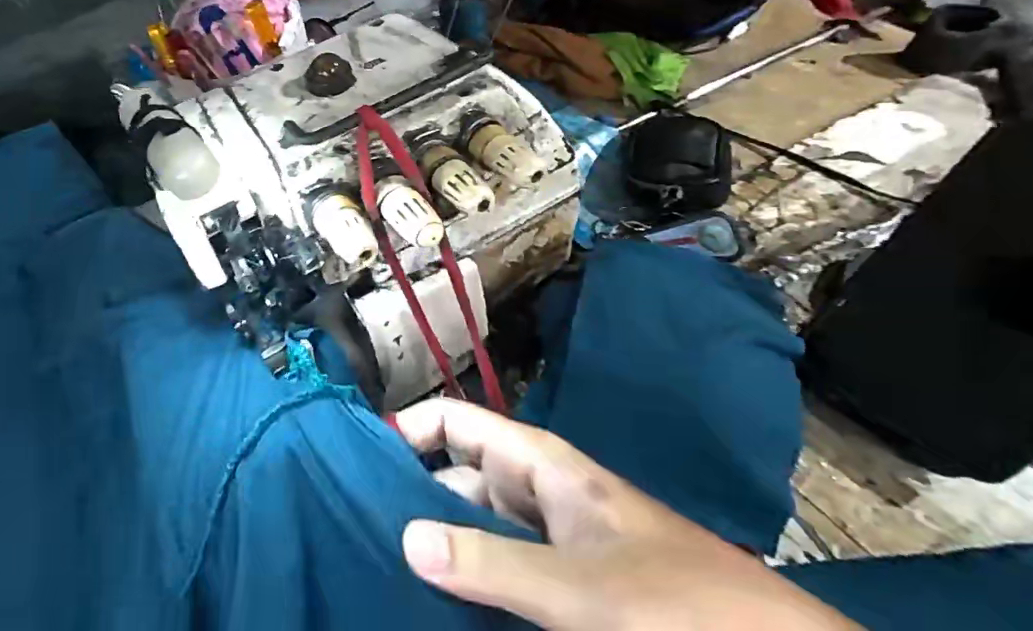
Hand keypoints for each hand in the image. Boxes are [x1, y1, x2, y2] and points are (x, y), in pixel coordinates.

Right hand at [394, 399, 857, 630]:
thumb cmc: (676, 606)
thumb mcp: (577, 588)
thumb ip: (490, 563)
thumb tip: (404, 537)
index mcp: (537, 463)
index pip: (453, 422)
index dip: (406, 430)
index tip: (356, 462)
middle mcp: (537, 491)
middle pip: (456, 477)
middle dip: (413, 498)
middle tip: (357, 531)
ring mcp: (553, 539)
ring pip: (478, 529)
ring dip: (442, 547)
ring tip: (384, 572)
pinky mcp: (569, 587)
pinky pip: (504, 573)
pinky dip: (473, 585)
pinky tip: (440, 610)